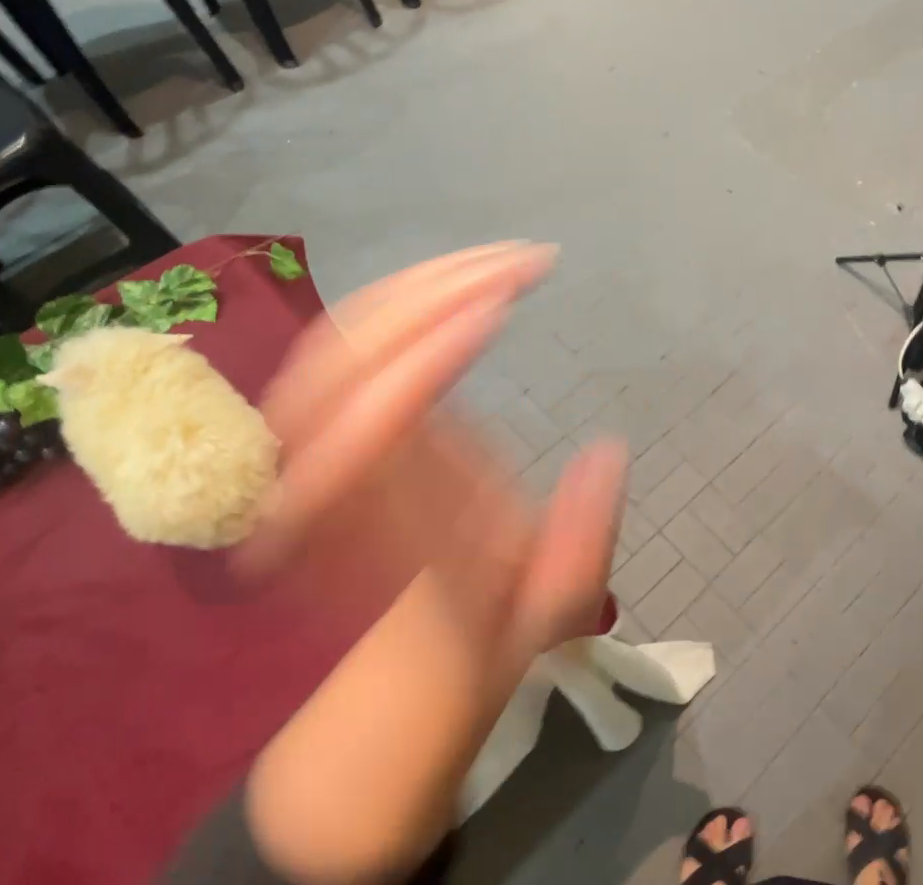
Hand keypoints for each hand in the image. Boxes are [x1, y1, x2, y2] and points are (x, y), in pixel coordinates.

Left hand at [246, 241, 627, 667]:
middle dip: (436, 292)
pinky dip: (405, 298)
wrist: (404, 662)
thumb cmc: (482, 638)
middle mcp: (325, 487)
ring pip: (341, 339)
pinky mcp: (325, 429)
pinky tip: (463, 281)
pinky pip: (346, 342)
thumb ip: (581, 545)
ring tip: (506, 261)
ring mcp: (313, 453)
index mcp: (379, 537)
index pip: (373, 429)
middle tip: (524, 263)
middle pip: (347, 359)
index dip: (426, 358)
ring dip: (421, 284)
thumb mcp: (551, 614)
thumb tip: (609, 451)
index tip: (502, 307)